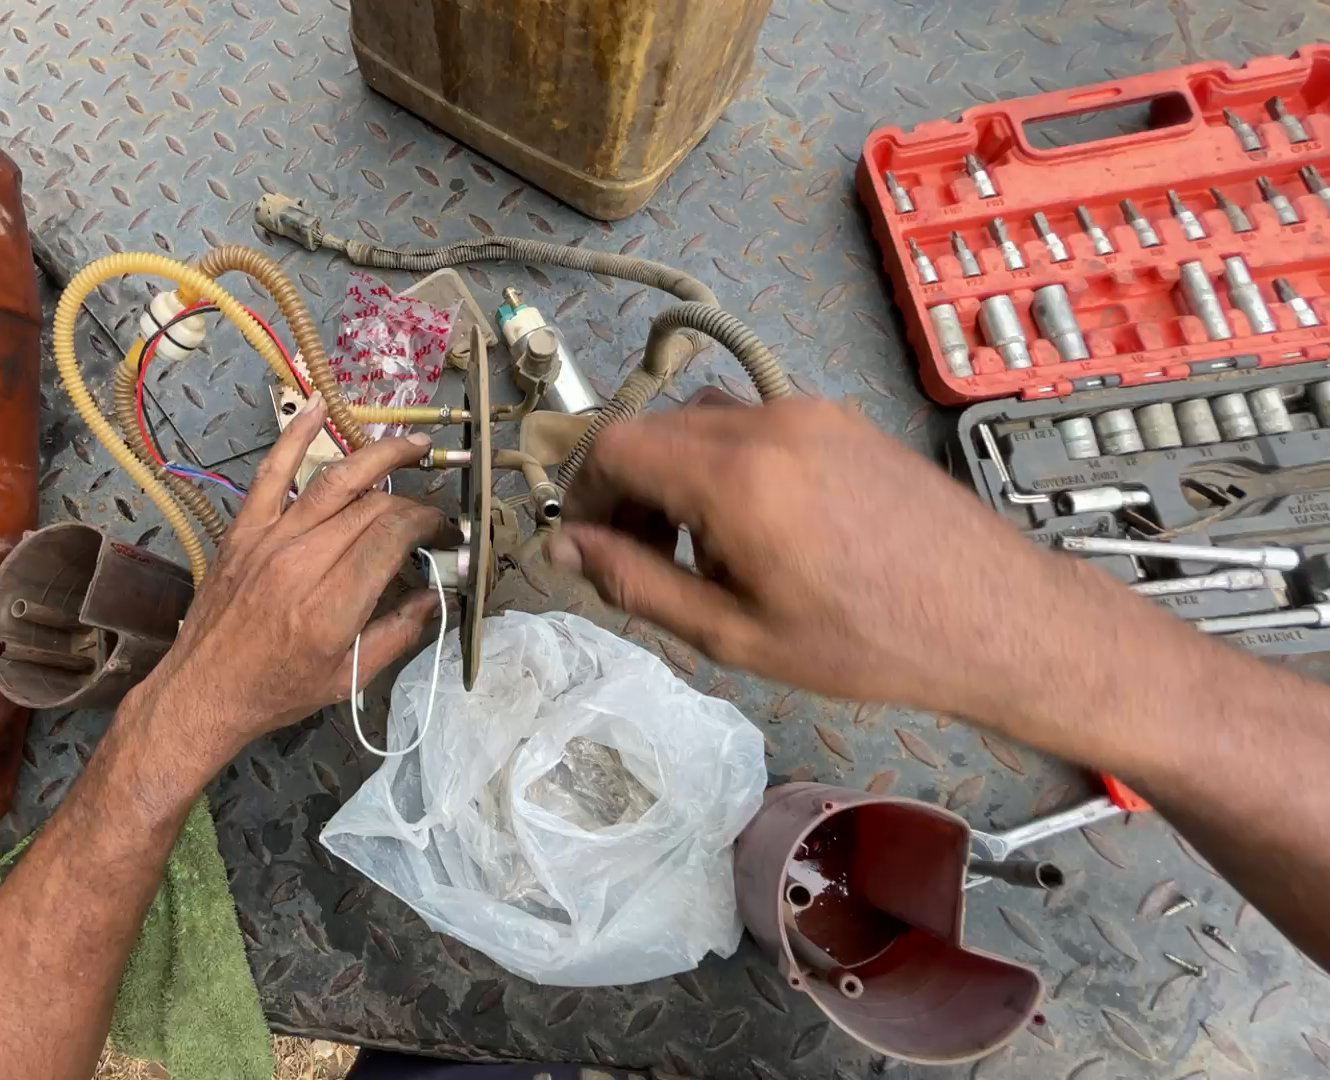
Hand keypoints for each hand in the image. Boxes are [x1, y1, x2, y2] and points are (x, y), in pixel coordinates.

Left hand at [121, 399, 456, 776]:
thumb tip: (437, 596)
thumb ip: (399, 634)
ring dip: (378, 455)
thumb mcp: (348, 678)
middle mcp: (302, 563)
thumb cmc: (279, 690)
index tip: (445, 533)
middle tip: (432, 513)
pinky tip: (319, 406)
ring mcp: (269, 539)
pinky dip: (296, 436)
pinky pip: (271, 472)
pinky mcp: (244, 529)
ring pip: (334, 481)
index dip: (429, 523)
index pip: (393, 535)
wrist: (203, 690)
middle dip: (412, 503)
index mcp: (331, 605)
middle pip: (371, 507)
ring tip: (411, 444)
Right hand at [546, 397, 1179, 729]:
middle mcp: (765, 422)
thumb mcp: (730, 633)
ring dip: (666, 475)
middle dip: (621, 489)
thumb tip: (562, 546)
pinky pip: (741, 423)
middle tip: (638, 555)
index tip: (590, 543)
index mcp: (735, 477)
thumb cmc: (862, 644)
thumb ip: (633, 581)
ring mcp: (805, 410)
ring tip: (693, 544)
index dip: (582, 492)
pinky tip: (745, 520)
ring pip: (690, 424)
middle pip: (647, 431)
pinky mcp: (833, 417)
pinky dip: (713, 463)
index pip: (612, 446)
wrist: (1003, 620)